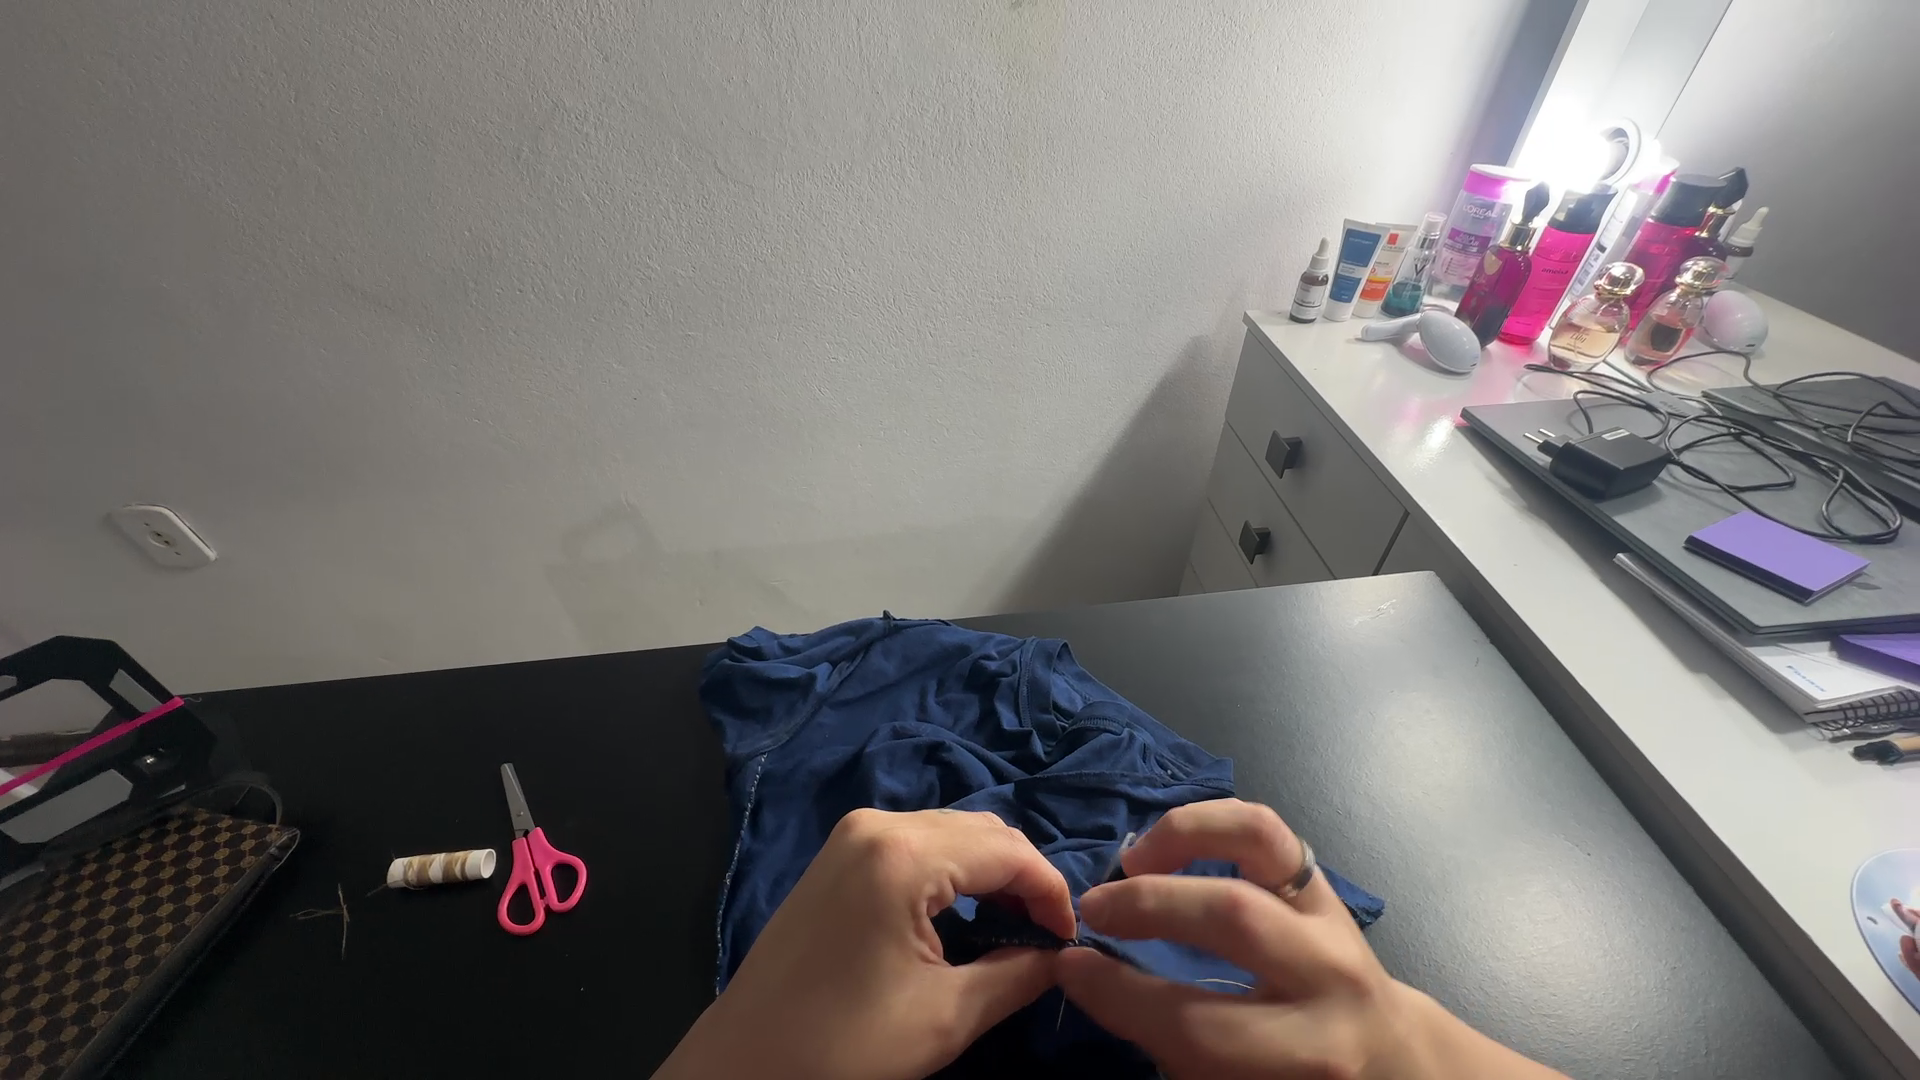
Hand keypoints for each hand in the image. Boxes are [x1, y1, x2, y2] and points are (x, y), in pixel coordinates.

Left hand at [654, 808, 1075, 1079]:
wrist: (742, 1062)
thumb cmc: (844, 1046)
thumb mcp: (944, 1016)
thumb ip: (1016, 975)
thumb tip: (1062, 956)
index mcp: (903, 854)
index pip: (1006, 849)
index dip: (1050, 889)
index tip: (1071, 938)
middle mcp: (879, 823)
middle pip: (980, 830)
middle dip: (1023, 876)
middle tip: (1046, 934)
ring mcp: (855, 830)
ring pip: (951, 830)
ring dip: (990, 870)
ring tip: (1014, 924)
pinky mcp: (842, 848)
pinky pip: (918, 840)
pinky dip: (953, 868)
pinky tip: (965, 909)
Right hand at [1056, 799, 1564, 1079]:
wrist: (1394, 1065)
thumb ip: (1172, 1045)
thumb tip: (1094, 979)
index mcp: (1307, 1058)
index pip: (1196, 1024)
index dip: (1119, 994)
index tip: (1070, 967)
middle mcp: (1332, 982)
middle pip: (1233, 918)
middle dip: (1146, 905)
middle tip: (1092, 908)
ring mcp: (1332, 920)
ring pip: (1260, 846)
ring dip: (1180, 840)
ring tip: (1132, 859)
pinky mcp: (1324, 883)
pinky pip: (1267, 827)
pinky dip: (1210, 818)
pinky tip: (1169, 839)